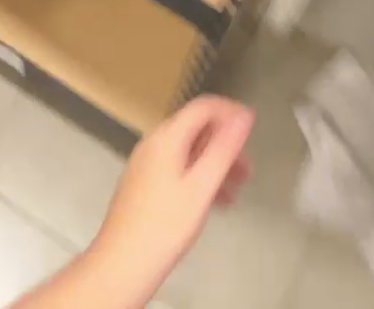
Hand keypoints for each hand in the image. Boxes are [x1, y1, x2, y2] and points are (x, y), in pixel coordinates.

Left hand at [87, 96, 253, 298]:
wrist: (120, 266)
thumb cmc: (165, 225)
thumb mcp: (201, 186)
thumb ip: (224, 148)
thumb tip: (244, 116)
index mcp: (167, 137)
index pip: (203, 107)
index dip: (230, 111)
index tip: (252, 127)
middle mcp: (154, 143)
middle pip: (196, 129)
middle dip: (225, 144)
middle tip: (247, 169)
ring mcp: (147, 164)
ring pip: (189, 152)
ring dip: (215, 164)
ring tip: (236, 190)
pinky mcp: (144, 184)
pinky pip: (178, 168)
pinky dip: (199, 177)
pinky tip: (213, 202)